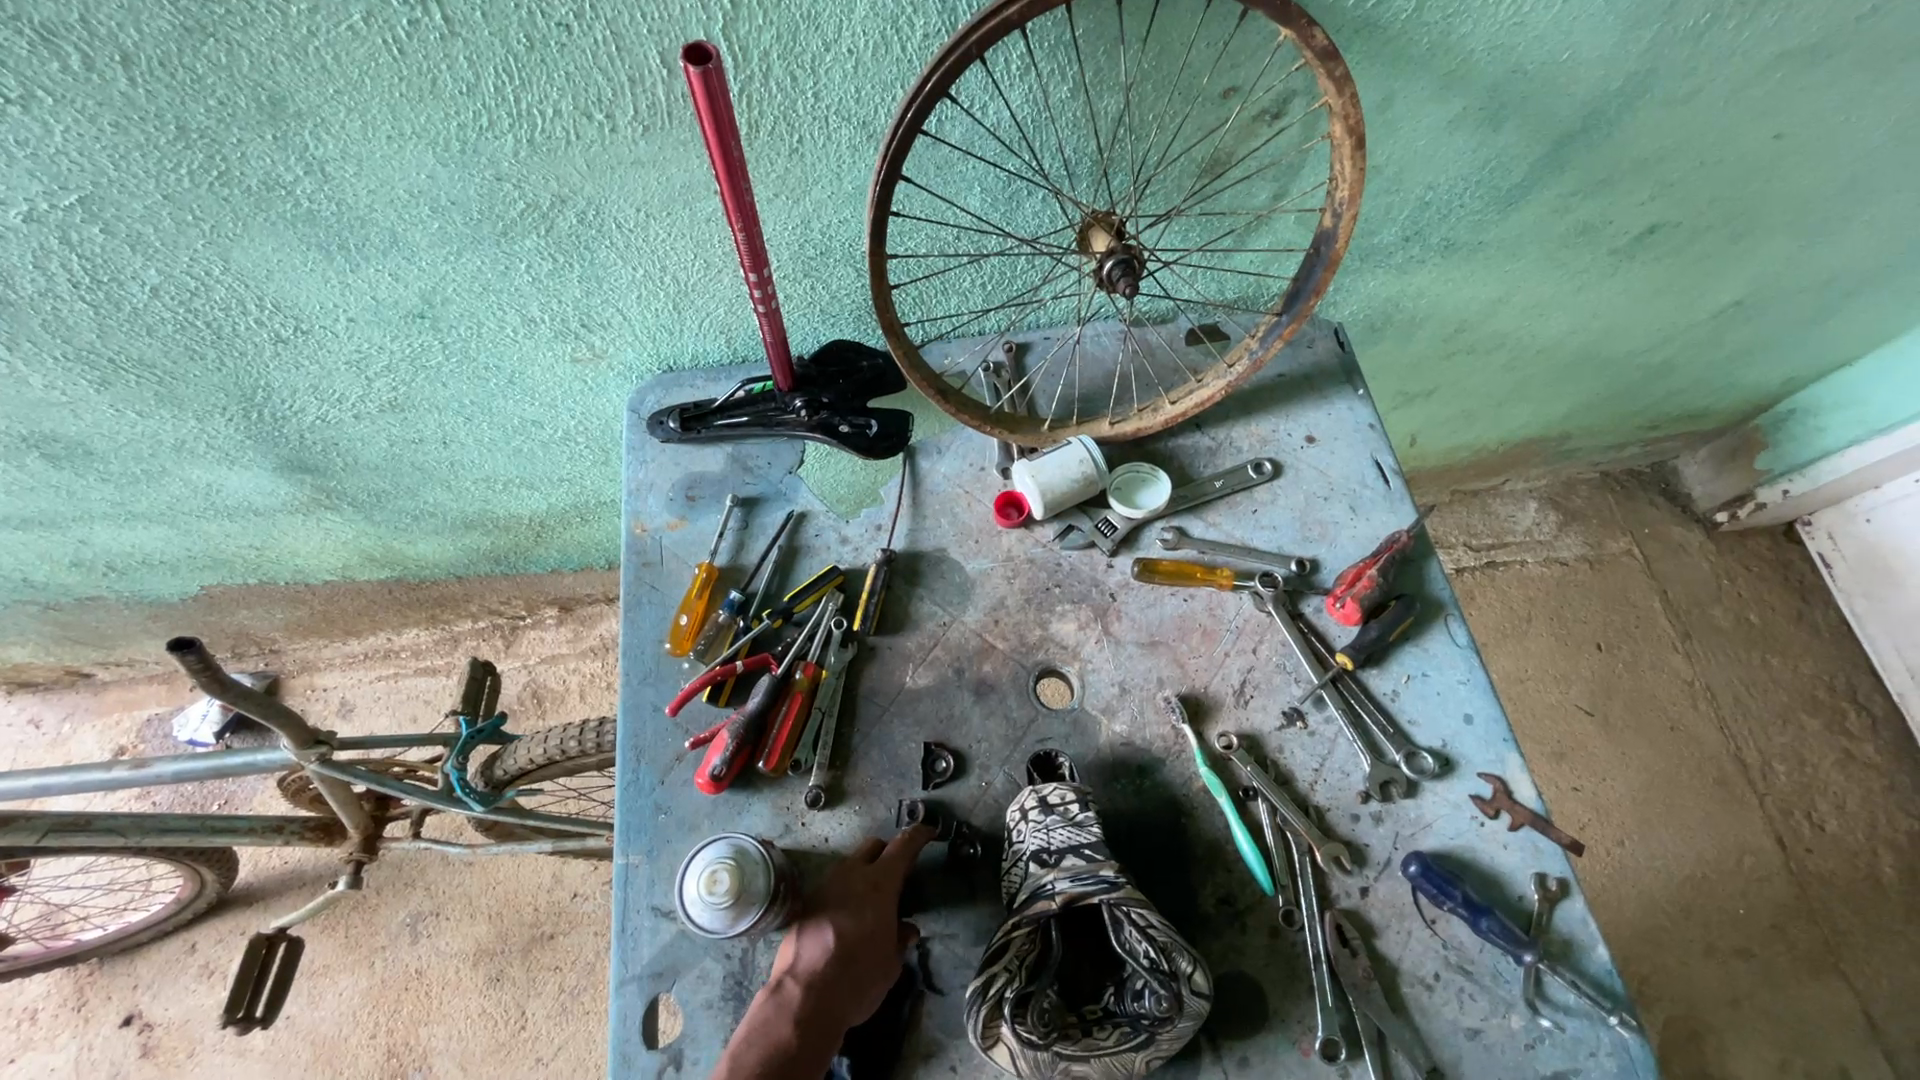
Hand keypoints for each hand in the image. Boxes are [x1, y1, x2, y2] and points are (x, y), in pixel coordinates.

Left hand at [768, 825, 934, 1031]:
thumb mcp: (891, 963)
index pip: (903, 845)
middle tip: (899, 874)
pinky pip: (832, 887)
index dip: (918, 835)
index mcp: (879, 884)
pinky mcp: (805, 905)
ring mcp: (824, 887)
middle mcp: (850, 876)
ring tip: (871, 903)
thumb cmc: (857, 979)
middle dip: (888, 852)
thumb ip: (900, 939)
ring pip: (849, 866)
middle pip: (873, 846)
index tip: (929, 832)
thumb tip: (905, 928)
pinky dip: (845, 894)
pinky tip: (847, 920)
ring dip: (863, 874)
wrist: (802, 998)